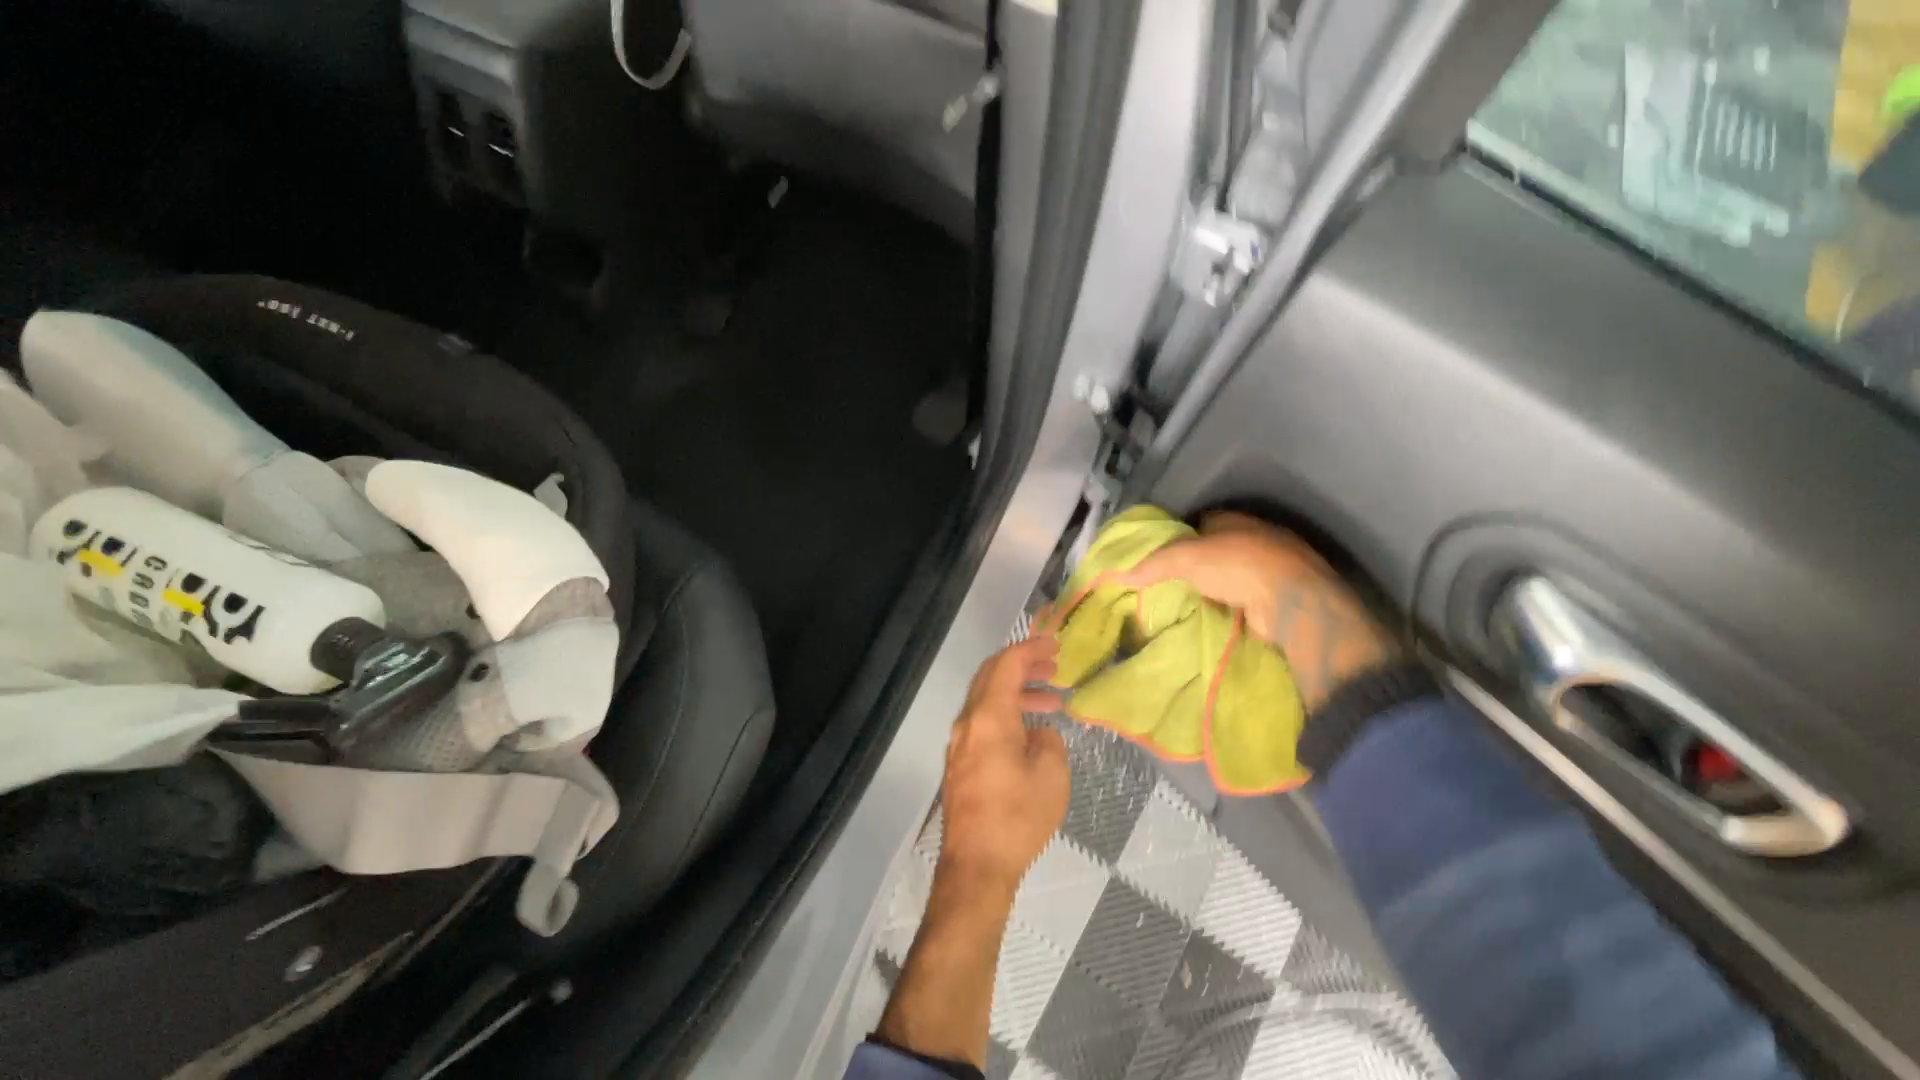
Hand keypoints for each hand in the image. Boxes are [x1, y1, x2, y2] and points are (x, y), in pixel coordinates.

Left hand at [872, 638, 1070, 1068]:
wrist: (977, 866)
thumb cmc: (1018, 817)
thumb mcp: (1052, 774)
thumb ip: (1048, 741)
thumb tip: (1037, 735)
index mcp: (988, 717)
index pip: (1005, 665)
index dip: (1030, 649)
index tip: (1055, 645)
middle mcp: (967, 725)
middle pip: (990, 678)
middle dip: (1022, 666)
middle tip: (1054, 666)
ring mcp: (959, 746)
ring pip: (986, 703)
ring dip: (1017, 694)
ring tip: (1053, 702)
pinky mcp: (960, 767)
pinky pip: (983, 725)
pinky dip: (1007, 717)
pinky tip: (1030, 734)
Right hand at [1114, 511, 1398, 710]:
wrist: (1290, 603)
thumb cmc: (1239, 565)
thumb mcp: (1186, 559)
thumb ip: (1152, 564)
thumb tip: (1115, 575)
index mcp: (1236, 521)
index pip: (1200, 524)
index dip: (1176, 537)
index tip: (1154, 557)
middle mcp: (1254, 542)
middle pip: (1213, 553)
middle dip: (1191, 569)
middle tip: (1160, 587)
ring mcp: (1268, 573)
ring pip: (1227, 581)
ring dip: (1209, 593)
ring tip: (1176, 608)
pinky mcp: (1274, 601)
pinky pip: (1239, 604)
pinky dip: (1224, 612)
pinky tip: (1204, 622)